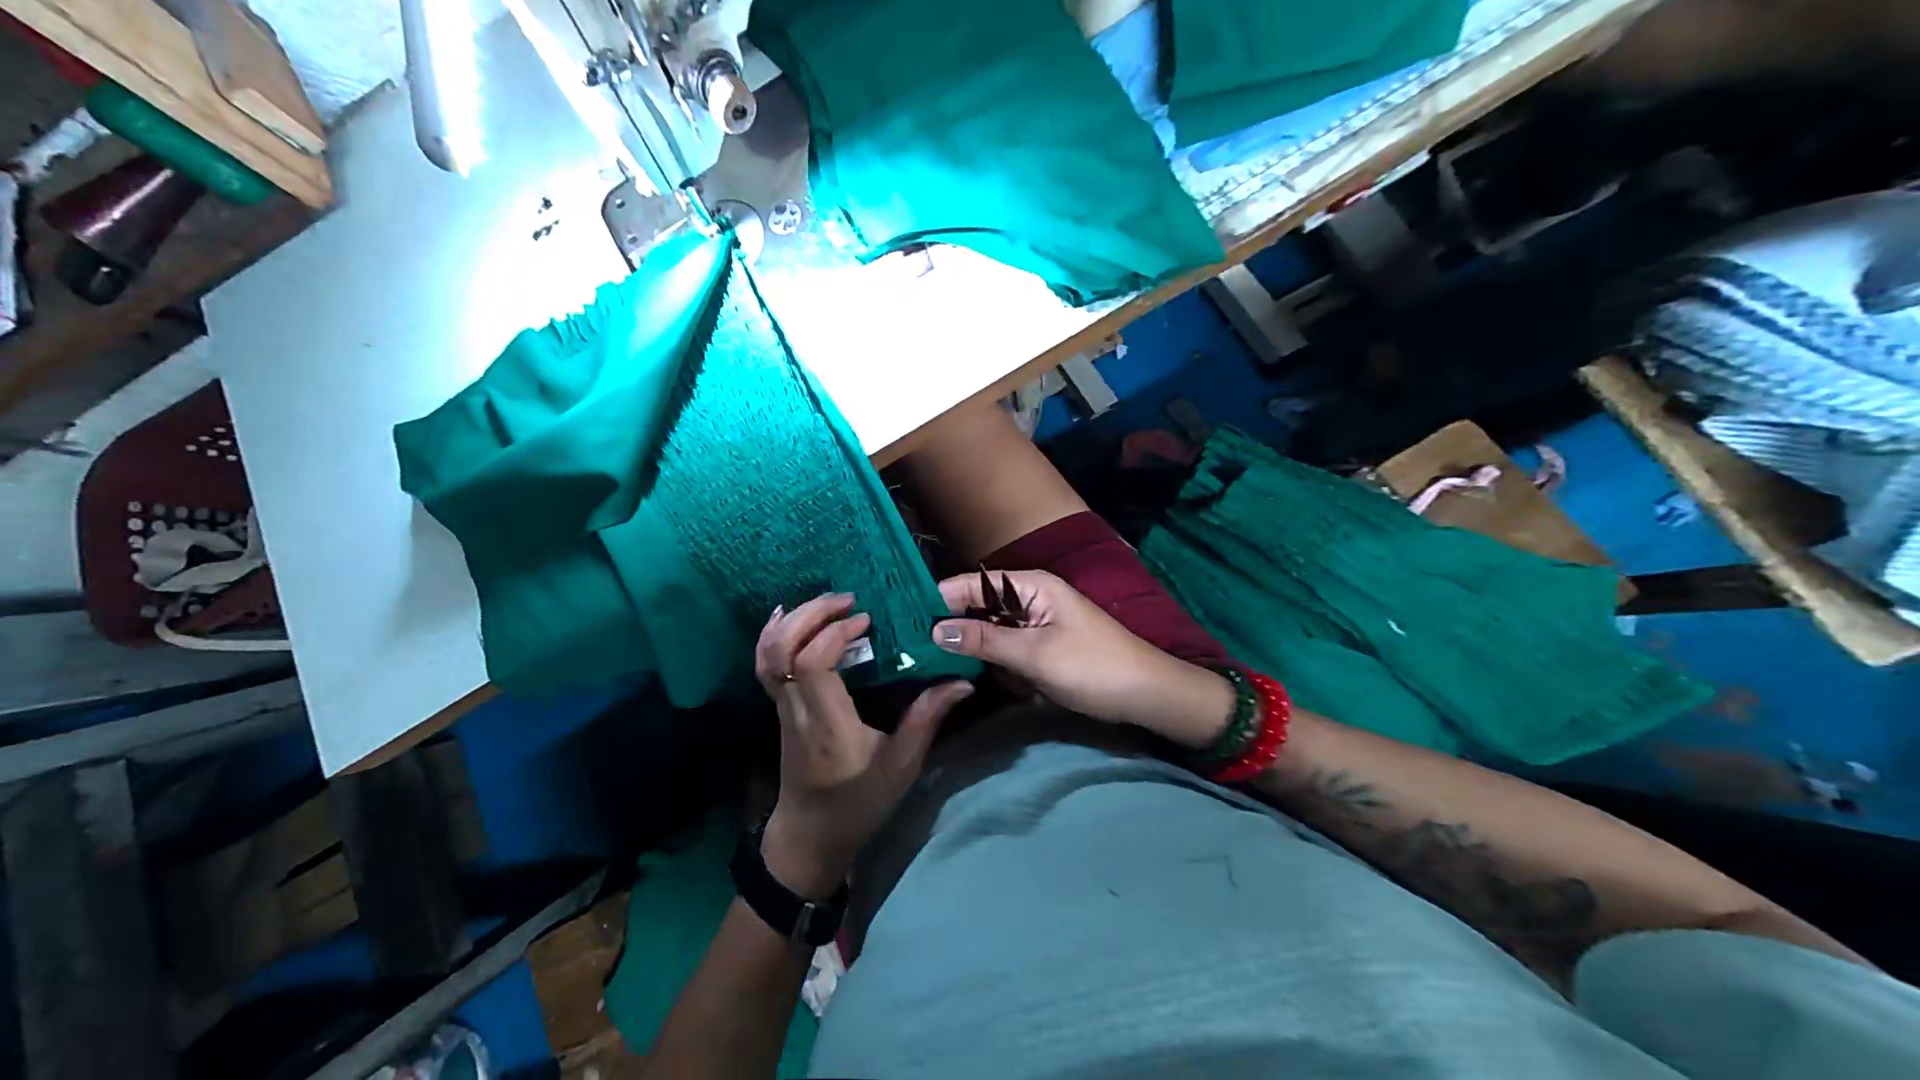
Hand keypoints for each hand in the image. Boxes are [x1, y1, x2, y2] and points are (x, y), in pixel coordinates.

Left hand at [754, 593, 973, 897]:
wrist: (810, 834)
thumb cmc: (859, 802)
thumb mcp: (902, 765)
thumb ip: (927, 719)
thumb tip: (962, 681)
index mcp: (827, 723)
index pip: (811, 663)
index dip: (833, 632)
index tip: (865, 620)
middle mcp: (796, 709)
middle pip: (781, 649)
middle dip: (810, 614)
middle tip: (848, 599)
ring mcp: (781, 708)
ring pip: (767, 653)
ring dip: (793, 619)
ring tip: (828, 603)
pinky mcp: (779, 707)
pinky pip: (764, 664)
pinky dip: (774, 635)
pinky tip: (790, 617)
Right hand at [930, 570, 1234, 749]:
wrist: (1148, 695)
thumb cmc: (1093, 667)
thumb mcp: (1034, 654)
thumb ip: (983, 640)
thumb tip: (934, 631)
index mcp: (1029, 585)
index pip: (970, 584)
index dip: (938, 600)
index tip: (905, 623)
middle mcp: (1029, 598)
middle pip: (977, 609)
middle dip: (959, 634)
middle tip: (925, 656)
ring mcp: (1037, 625)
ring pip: (990, 636)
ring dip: (986, 658)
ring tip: (982, 676)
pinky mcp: (1043, 649)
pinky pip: (1010, 654)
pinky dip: (1008, 670)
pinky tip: (1020, 686)